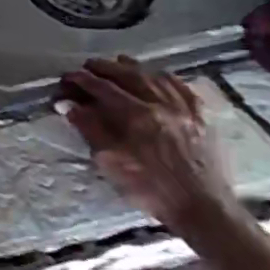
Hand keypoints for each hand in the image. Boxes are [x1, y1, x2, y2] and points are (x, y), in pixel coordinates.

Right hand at [60, 57, 234, 231]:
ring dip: (134, 68)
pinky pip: (183, 89)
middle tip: (88, 66)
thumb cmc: (149, 187)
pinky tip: (158, 75)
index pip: (103, 89)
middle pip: (130, 76)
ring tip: (118, 62)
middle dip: (106, 68)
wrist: (201, 207)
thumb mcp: (110, 161)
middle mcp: (162, 105)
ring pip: (157, 78)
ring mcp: (185, 110)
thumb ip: (90, 129)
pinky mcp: (202, 118)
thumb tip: (68, 104)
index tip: (67, 77)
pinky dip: (167, 78)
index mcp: (137, 116)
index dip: (82, 80)